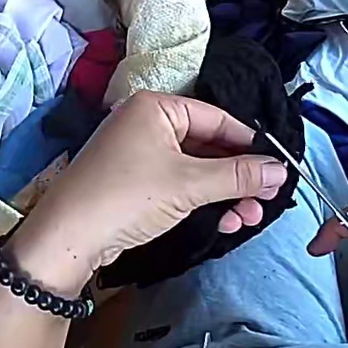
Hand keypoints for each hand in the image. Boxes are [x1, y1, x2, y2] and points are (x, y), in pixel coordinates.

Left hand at [9, 91, 287, 290]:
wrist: (66, 240)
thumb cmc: (127, 197)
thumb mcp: (189, 184)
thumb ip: (239, 175)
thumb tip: (281, 170)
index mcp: (157, 107)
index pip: (218, 118)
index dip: (250, 144)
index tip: (278, 168)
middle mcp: (147, 123)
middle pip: (209, 145)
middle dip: (239, 177)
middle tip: (266, 200)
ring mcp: (139, 153)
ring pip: (197, 169)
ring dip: (225, 194)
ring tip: (248, 219)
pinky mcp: (135, 181)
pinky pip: (180, 183)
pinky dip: (202, 201)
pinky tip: (223, 222)